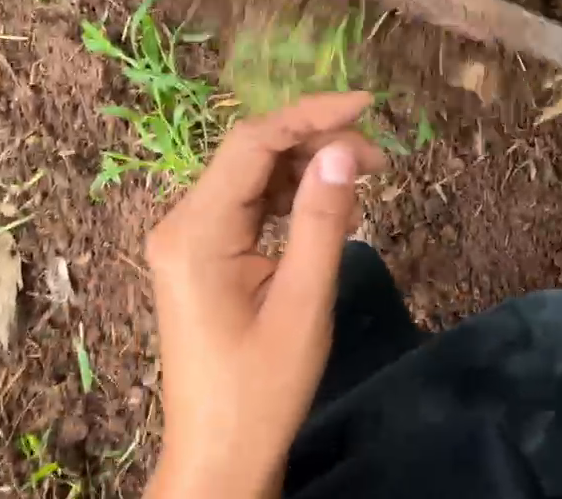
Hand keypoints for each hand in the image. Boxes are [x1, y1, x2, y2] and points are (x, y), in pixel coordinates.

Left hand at [144, 91, 384, 498]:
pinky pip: (253, 201)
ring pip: (257, 173)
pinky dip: (295, 195)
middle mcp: (184, 223)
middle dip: (318, 143)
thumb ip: (323, 219)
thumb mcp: (303, 302)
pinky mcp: (207, 253)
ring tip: (363, 185)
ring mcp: (192, 238)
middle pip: (255, 152)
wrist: (220, 456)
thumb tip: (344, 149)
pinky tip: (331, 211)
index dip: (311, 113)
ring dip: (310, 168)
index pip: (253, 143)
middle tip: (377, 162)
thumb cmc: (262, 387)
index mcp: (197, 232)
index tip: (367, 104)